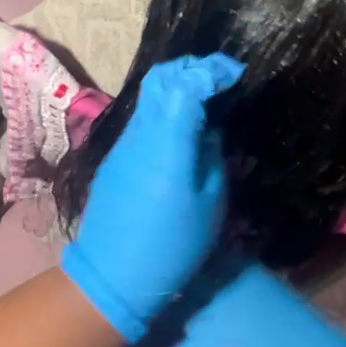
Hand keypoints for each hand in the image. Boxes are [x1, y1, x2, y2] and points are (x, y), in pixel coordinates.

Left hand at [59, 54, 242, 341]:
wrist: (110, 278)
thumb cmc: (170, 248)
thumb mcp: (210, 206)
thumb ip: (213, 158)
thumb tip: (210, 131)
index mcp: (167, 144)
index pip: (185, 84)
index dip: (211, 70)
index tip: (235, 74)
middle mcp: (141, 133)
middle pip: (161, 78)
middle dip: (192, 67)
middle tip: (221, 78)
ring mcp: (124, 143)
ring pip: (151, 95)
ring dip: (179, 86)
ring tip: (208, 100)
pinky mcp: (116, 156)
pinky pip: (144, 117)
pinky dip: (167, 107)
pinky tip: (185, 128)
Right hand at [161, 262, 345, 346]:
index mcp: (200, 343)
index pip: (154, 336)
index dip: (145, 343)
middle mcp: (212, 305)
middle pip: (169, 302)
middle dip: (159, 314)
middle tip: (158, 328)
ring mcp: (234, 283)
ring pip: (189, 279)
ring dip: (178, 290)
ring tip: (176, 306)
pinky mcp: (253, 274)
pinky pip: (216, 266)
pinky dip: (204, 275)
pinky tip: (201, 287)